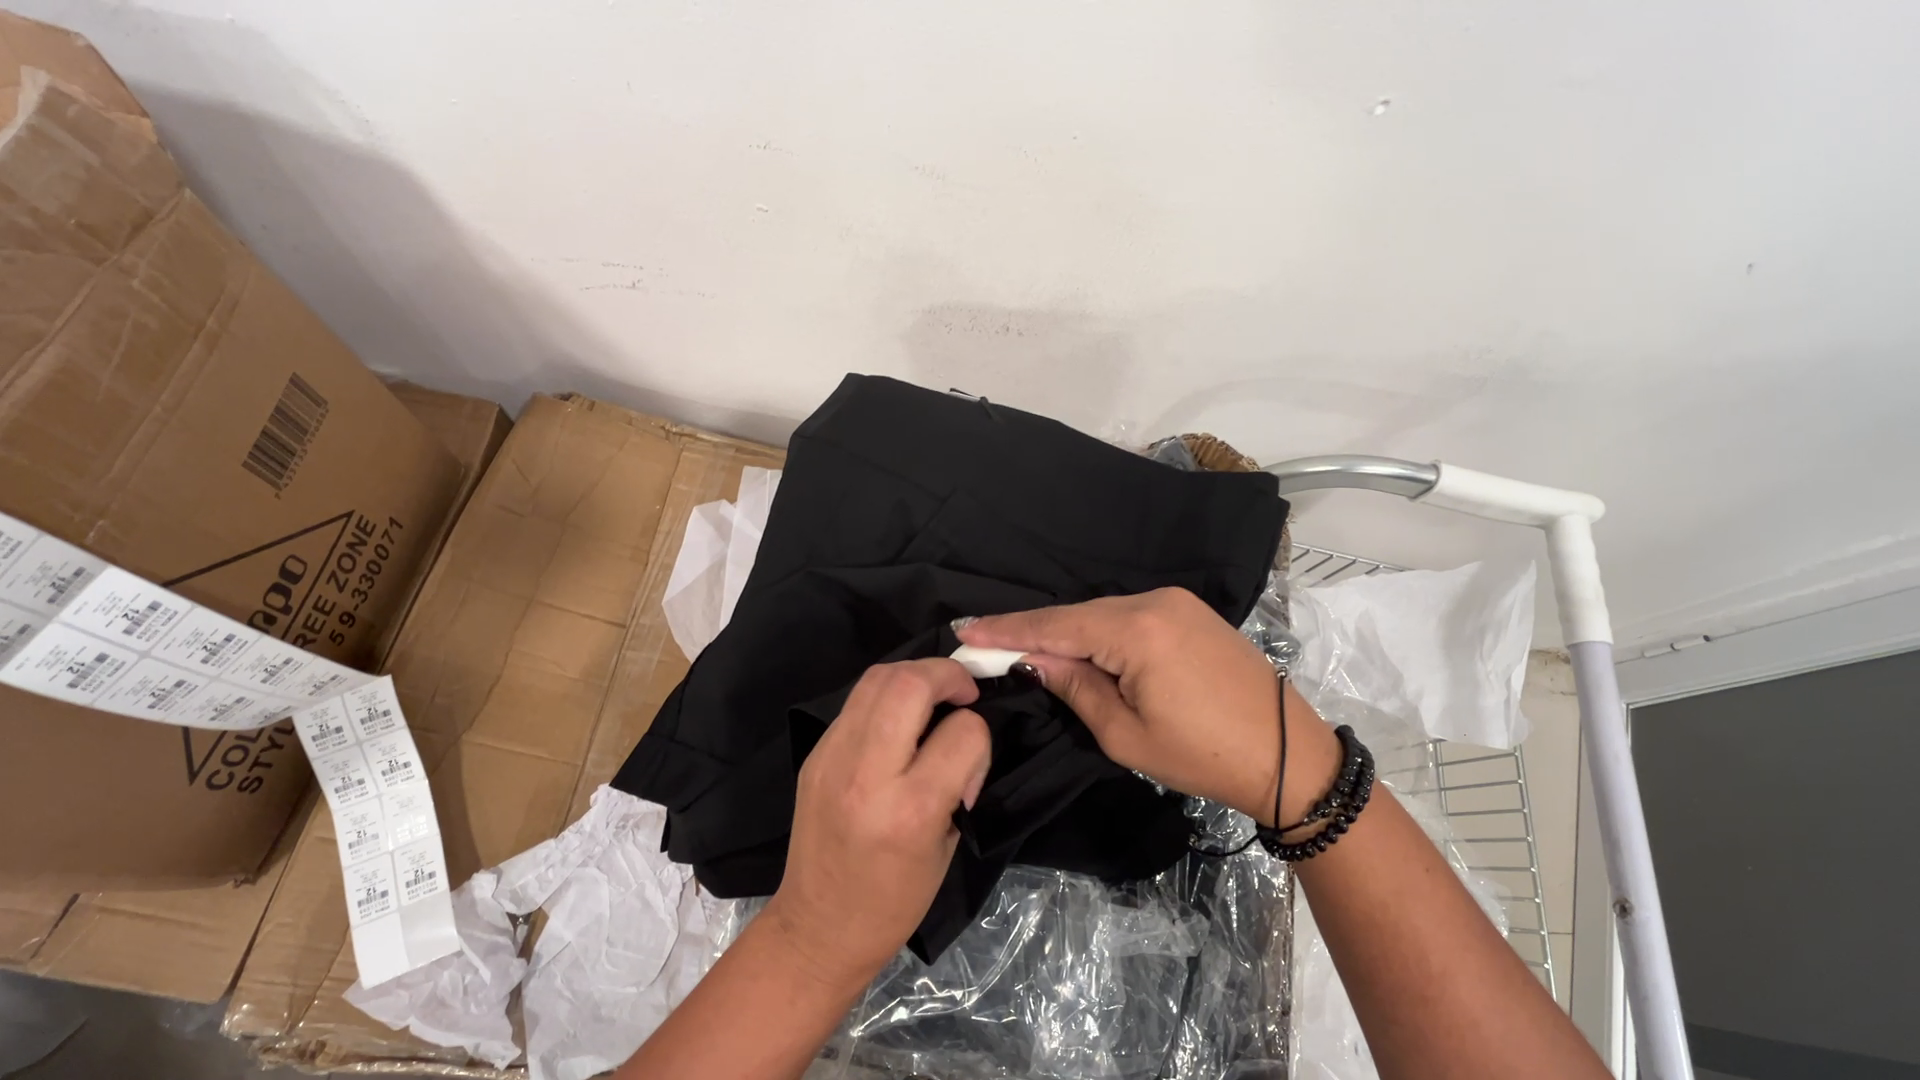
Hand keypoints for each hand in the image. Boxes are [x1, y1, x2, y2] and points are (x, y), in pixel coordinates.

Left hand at [763, 658, 991, 989]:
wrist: (818, 926)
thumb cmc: (894, 901)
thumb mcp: (946, 845)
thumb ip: (958, 780)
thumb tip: (964, 731)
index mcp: (910, 810)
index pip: (963, 733)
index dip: (981, 737)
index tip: (972, 765)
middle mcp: (866, 774)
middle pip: (909, 683)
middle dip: (947, 674)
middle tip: (964, 693)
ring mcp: (832, 758)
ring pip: (877, 678)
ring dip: (915, 676)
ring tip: (934, 696)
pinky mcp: (815, 754)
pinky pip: (856, 702)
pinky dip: (886, 697)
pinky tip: (900, 719)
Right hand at [957, 587, 1339, 827]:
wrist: (1288, 755)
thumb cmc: (1202, 755)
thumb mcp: (1124, 734)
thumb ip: (1074, 687)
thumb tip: (1033, 660)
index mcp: (1136, 630)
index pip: (1055, 626)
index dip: (1007, 630)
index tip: (964, 630)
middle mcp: (1154, 601)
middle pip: (1077, 615)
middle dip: (1032, 631)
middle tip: (986, 643)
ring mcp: (1176, 603)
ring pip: (1102, 614)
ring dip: (1066, 633)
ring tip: (1022, 648)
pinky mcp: (1190, 613)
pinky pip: (1128, 616)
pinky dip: (1098, 632)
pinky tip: (1076, 646)